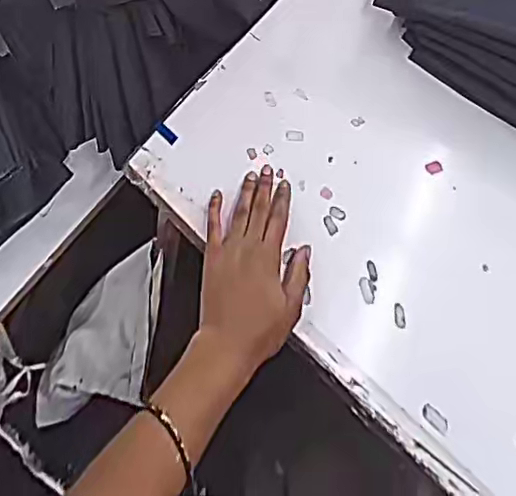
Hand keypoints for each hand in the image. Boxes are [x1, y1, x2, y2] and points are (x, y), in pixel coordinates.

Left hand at [196, 166, 308, 381]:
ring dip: (246, 193)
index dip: (282, 200)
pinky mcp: (213, 257)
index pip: (278, 221)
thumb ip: (298, 275)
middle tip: (267, 171)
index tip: (284, 186)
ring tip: (250, 177)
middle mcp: (248, 249)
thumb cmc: (258, 330)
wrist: (226, 343)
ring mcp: (228, 251)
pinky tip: (218, 197)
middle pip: (260, 211)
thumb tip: (303, 252)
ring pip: (239, 214)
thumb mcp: (290, 306)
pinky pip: (213, 226)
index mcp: (268, 258)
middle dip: (265, 189)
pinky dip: (216, 209)